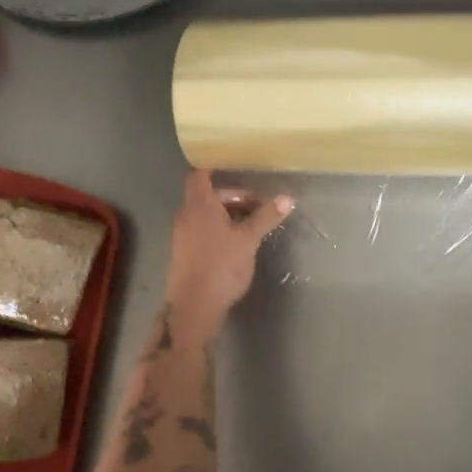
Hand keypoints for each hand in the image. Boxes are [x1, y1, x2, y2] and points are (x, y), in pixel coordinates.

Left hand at [164, 171, 292, 325]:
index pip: (199, 174)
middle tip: (260, 205)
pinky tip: (239, 241)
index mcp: (199, 206)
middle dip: (235, 197)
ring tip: (255, 224)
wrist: (194, 308)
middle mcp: (187, 215)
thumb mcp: (248, 239)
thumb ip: (266, 217)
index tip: (234, 164)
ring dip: (229, 213)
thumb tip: (288, 197)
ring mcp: (183, 235)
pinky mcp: (186, 252)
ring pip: (207, 214)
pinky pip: (204, 229)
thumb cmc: (221, 266)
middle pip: (209, 195)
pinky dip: (221, 227)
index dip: (213, 166)